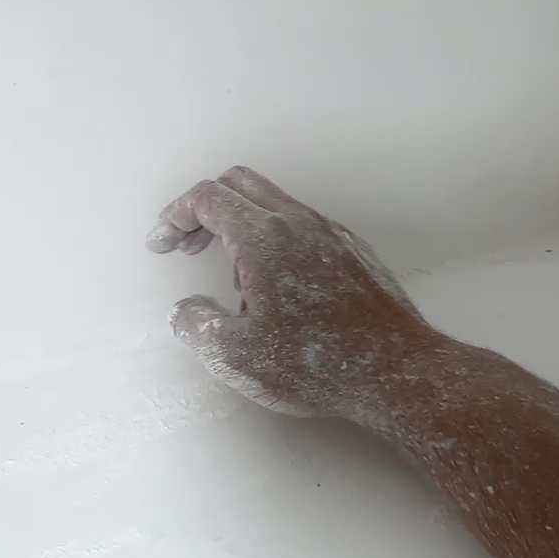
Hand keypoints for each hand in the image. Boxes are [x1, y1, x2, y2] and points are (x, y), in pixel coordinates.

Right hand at [147, 166, 440, 423]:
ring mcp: (328, 232)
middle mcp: (297, 222)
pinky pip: (297, 223)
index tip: (161, 244)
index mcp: (264, 237)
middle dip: (201, 208)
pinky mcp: (350, 249)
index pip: (207, 198)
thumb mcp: (235, 356)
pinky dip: (269, 236)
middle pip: (236, 183)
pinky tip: (272, 285)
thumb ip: (195, 325)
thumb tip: (185, 310)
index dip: (174, 215)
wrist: (397, 374)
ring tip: (231, 275)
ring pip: (269, 201)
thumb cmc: (316, 366)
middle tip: (186, 244)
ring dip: (236, 222)